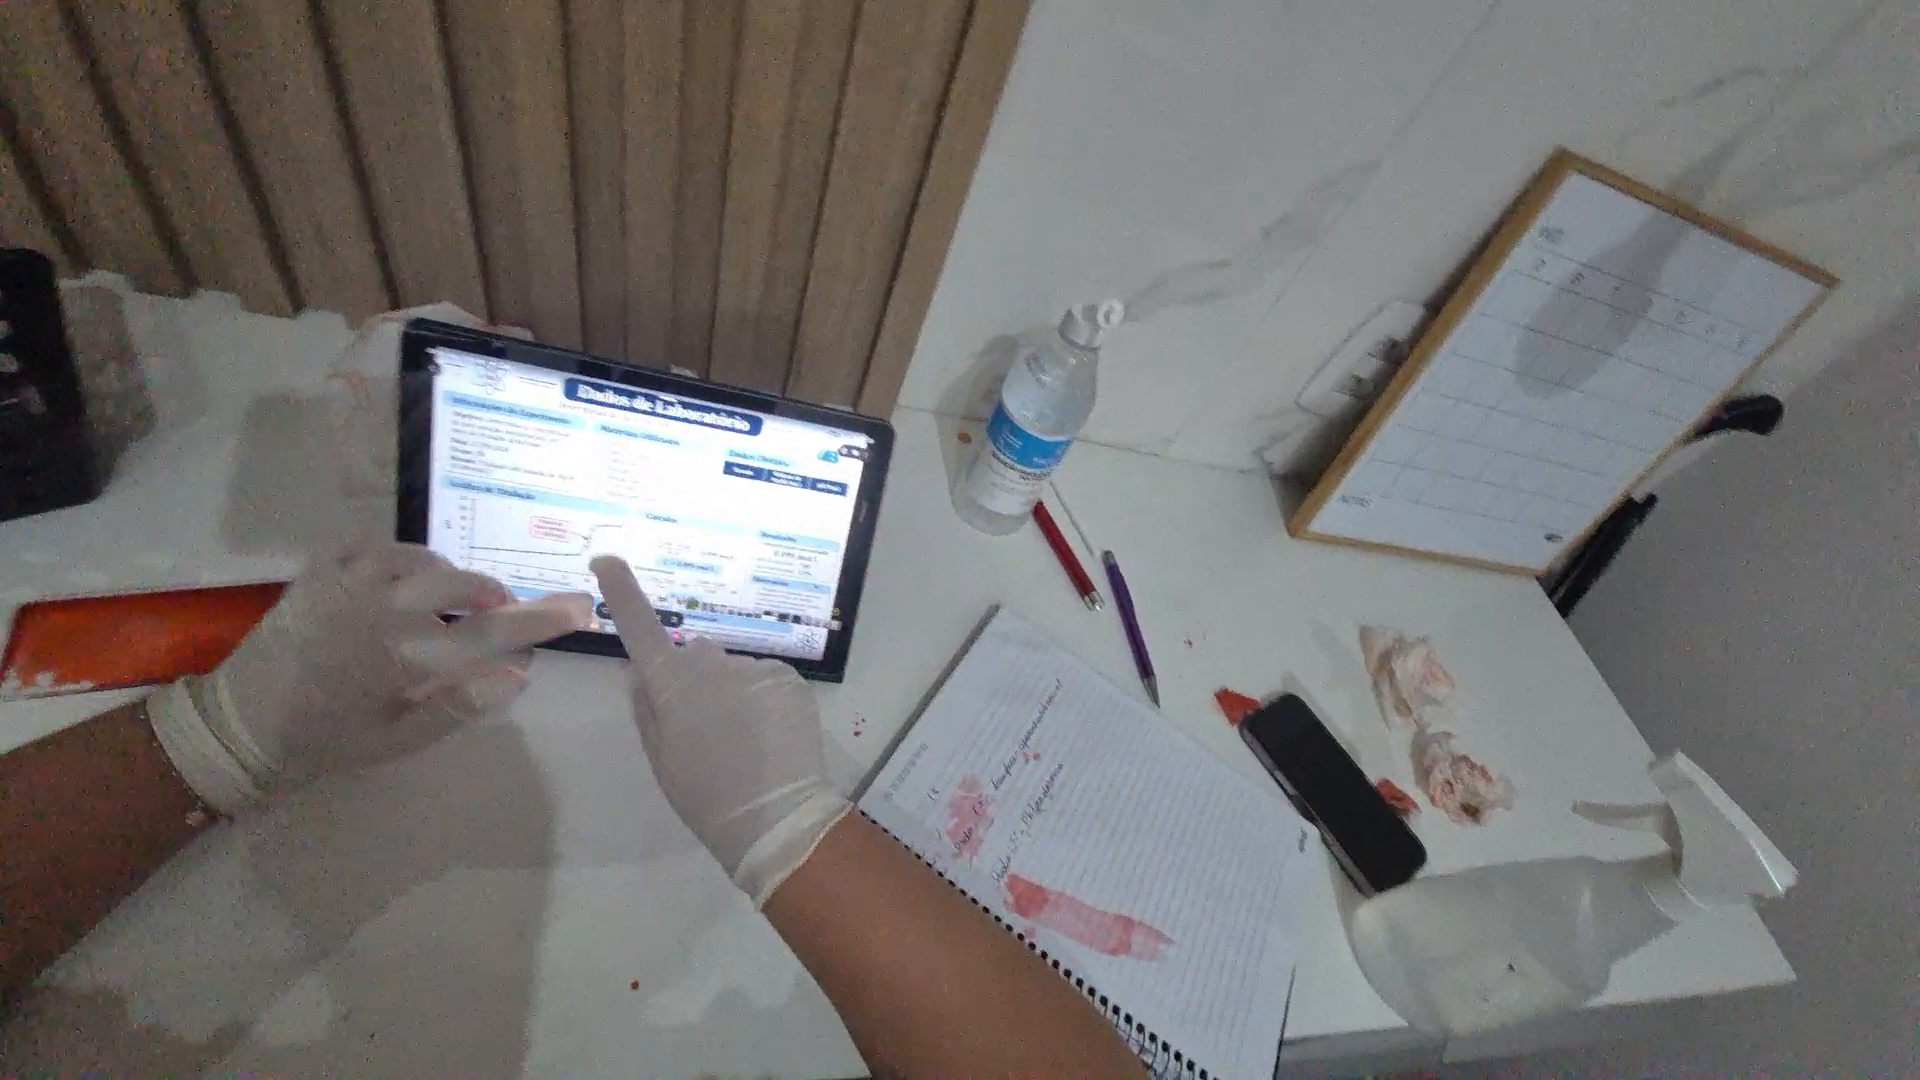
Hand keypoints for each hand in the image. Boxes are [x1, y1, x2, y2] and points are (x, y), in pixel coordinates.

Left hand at [149, 543, 590, 811]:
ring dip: (449, 575)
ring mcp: (344, 588)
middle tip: (500, 614)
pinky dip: (396, 554)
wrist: (231, 731)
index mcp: (404, 656)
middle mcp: (380, 612)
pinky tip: (401, 573)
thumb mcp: (400, 739)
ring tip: (451, 596)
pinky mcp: (317, 578)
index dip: (543, 618)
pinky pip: (367, 545)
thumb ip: (461, 704)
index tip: (580, 606)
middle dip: (495, 596)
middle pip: (463, 584)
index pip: (494, 631)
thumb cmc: (327, 740)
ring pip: (420, 558)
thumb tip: (519, 673)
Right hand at [592, 555, 848, 905]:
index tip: (607, 558)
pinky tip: (770, 734)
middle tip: (708, 727)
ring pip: (736, 672)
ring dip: (736, 692)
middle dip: (697, 678)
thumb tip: (638, 670)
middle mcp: (712, 663)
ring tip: (746, 740)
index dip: (622, 591)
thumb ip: (648, 708)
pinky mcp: (789, 676)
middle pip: (698, 656)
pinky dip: (766, 699)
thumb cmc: (706, 795)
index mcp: (672, 685)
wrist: (774, 815)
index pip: (640, 628)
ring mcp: (754, 666)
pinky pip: (767, 679)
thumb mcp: (661, 759)